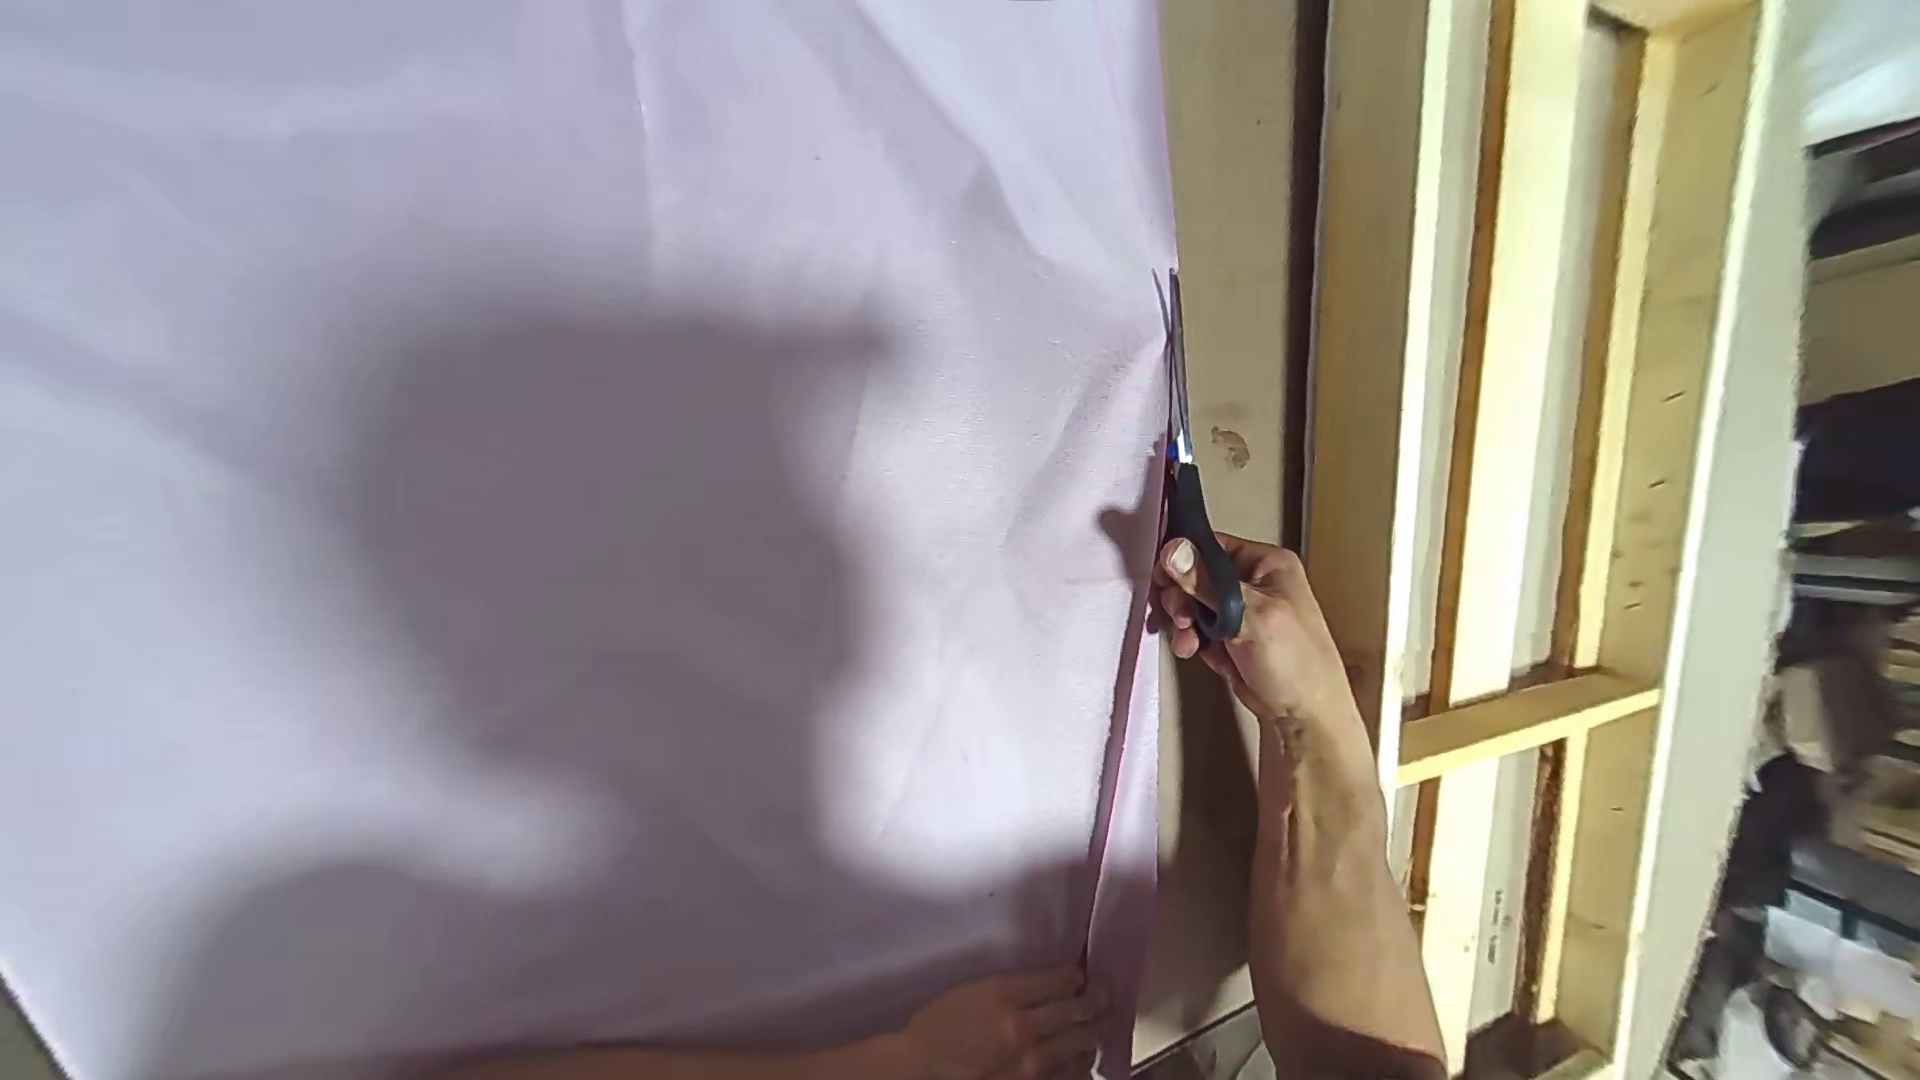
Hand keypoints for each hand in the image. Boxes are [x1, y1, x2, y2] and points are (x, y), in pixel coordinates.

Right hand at [899, 965, 1103, 1079]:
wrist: (923, 1070)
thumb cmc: (944, 1023)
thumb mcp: (977, 989)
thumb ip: (1014, 987)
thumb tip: (1049, 985)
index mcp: (1005, 995)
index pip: (1059, 981)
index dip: (1076, 975)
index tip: (1081, 972)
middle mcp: (1023, 1029)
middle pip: (1077, 1011)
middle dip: (1096, 1000)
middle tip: (1104, 994)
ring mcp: (1030, 1067)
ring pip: (1079, 1045)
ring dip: (1093, 1031)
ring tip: (1100, 1022)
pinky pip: (1070, 1076)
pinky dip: (1080, 1063)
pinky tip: (1081, 1056)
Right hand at [1152, 533, 1365, 753]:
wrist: (1304, 716)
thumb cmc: (1295, 663)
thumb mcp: (1248, 615)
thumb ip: (1206, 583)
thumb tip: (1174, 551)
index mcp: (1266, 563)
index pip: (1210, 545)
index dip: (1182, 560)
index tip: (1165, 578)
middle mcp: (1251, 581)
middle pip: (1193, 574)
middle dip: (1181, 597)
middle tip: (1182, 616)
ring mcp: (1238, 608)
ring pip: (1190, 601)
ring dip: (1182, 621)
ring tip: (1188, 640)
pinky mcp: (1227, 633)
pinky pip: (1194, 625)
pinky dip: (1187, 637)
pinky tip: (1192, 649)